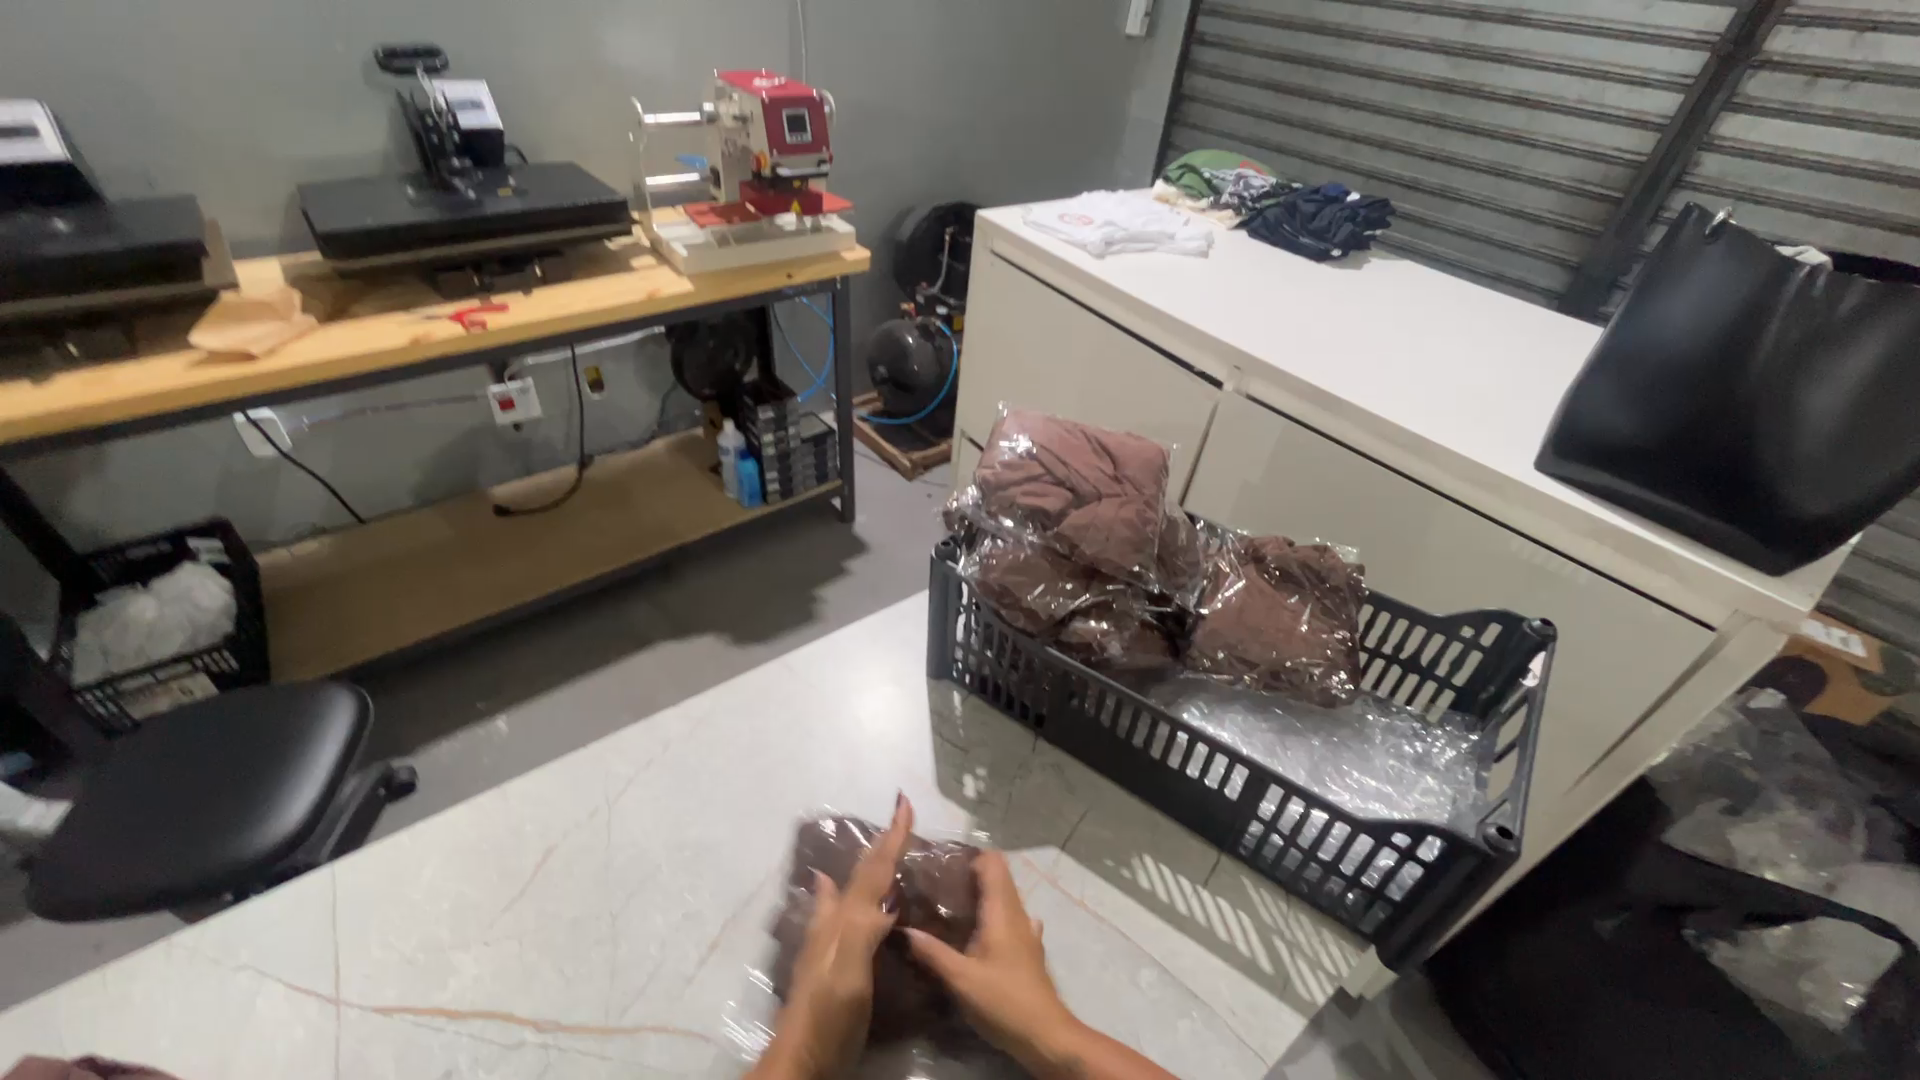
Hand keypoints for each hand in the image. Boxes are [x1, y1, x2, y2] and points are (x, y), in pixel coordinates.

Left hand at [749, 796, 913, 1079]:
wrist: (801, 1058)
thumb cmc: (828, 1014)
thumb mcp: (848, 970)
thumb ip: (863, 929)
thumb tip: (886, 896)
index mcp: (844, 919)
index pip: (873, 870)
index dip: (891, 838)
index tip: (904, 803)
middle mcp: (835, 922)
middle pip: (862, 874)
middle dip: (881, 845)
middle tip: (899, 821)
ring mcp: (831, 941)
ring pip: (855, 890)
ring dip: (872, 866)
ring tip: (884, 849)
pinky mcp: (834, 962)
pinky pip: (851, 913)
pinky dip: (858, 895)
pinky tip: (838, 892)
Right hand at [907, 852, 1177, 1079]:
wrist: (1044, 1034)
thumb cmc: (1003, 1000)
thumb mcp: (961, 978)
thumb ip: (932, 952)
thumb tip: (903, 928)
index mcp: (1002, 910)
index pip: (993, 862)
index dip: (970, 856)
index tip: (942, 862)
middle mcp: (1017, 912)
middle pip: (998, 877)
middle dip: (970, 874)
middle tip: (937, 883)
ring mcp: (1027, 931)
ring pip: (1003, 898)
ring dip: (981, 895)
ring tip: (949, 905)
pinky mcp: (1028, 949)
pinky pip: (1010, 919)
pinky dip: (992, 916)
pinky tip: (974, 931)